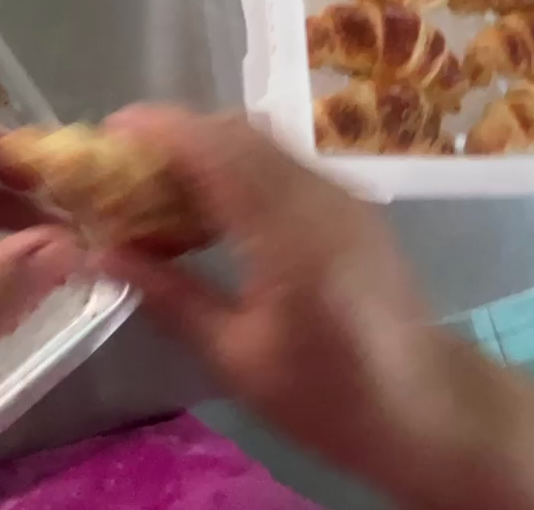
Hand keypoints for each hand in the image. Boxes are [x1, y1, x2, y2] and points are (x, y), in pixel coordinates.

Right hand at [101, 107, 533, 509]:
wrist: (430, 405)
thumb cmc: (330, 396)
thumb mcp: (238, 358)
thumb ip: (169, 296)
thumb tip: (103, 253)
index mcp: (288, 233)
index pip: (217, 150)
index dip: (160, 128)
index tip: (109, 132)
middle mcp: (318, 193)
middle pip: (238, 129)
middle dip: (176, 131)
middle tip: (125, 161)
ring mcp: (340, 189)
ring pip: (261, 137)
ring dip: (207, 142)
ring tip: (160, 178)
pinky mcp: (349, 197)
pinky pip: (282, 157)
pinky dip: (237, 159)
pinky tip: (215, 199)